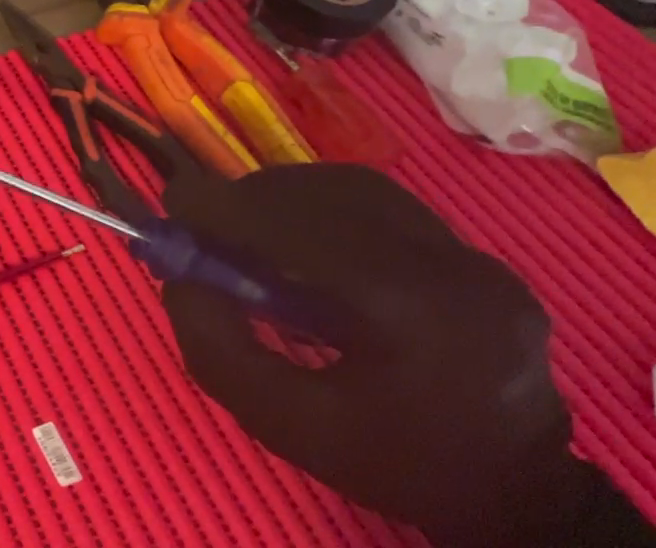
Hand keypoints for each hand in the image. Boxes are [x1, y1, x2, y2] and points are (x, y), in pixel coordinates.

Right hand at [161, 164, 586, 546]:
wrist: (513, 494)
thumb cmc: (389, 462)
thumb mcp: (280, 422)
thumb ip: (214, 346)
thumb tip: (177, 277)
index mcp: (412, 316)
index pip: (301, 231)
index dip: (226, 208)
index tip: (172, 205)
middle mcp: (453, 270)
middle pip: (326, 198)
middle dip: (249, 202)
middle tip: (202, 228)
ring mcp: (475, 258)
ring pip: (351, 190)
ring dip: (283, 198)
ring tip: (248, 234)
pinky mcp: (475, 254)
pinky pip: (378, 205)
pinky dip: (321, 207)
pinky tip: (299, 241)